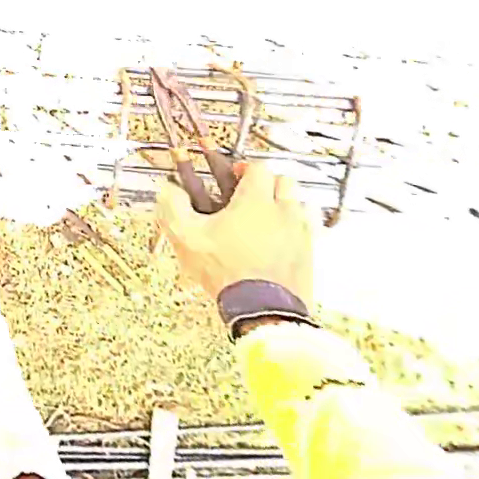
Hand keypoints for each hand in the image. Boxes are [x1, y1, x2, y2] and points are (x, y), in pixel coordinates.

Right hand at [157, 161, 314, 303]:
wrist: (263, 311)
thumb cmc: (227, 271)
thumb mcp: (187, 236)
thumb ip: (174, 206)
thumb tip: (168, 190)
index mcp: (255, 200)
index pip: (257, 167)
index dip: (243, 168)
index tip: (232, 174)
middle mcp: (283, 212)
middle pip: (284, 180)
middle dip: (267, 182)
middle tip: (251, 192)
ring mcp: (300, 234)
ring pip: (299, 203)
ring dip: (284, 204)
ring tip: (267, 215)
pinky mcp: (310, 255)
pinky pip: (307, 230)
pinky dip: (295, 228)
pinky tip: (280, 240)